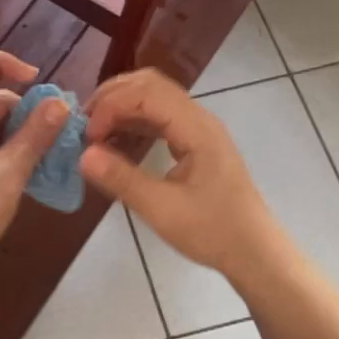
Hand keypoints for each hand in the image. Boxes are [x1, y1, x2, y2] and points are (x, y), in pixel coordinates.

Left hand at [0, 51, 69, 283]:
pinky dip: (16, 150)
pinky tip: (40, 168)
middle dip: (26, 105)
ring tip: (58, 148)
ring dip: (25, 131)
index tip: (35, 79)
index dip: (1, 62)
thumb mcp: (5, 176)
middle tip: (61, 125)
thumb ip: (33, 137)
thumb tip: (61, 104)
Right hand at [80, 68, 276, 276]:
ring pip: (154, 97)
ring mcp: (198, 129)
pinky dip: (133, 120)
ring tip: (93, 131)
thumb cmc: (214, 232)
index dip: (111, 106)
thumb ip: (122, 179)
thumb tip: (82, 155)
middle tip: (83, 123)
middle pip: (149, 85)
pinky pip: (159, 116)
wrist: (255, 253)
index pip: (146, 94)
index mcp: (196, 129)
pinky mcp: (195, 142)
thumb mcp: (162, 210)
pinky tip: (115, 140)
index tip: (88, 136)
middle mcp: (199, 119)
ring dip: (121, 106)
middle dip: (112, 97)